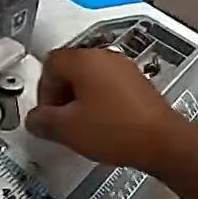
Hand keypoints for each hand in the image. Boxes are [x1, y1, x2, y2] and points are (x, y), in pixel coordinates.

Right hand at [24, 48, 195, 172]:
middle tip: (62, 122)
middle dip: (61, 95)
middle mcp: (106, 57)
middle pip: (70, 70)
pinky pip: (110, 88)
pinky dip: (101, 103)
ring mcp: (125, 69)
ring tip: (83, 127)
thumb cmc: (114, 130)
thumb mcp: (66, 129)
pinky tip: (104, 126)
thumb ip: (42, 121)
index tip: (48, 115)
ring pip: (91, 79)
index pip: (50, 65)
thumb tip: (35, 119)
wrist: (162, 141)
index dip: (43, 91)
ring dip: (81, 100)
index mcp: (84, 59)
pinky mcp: (139, 84)